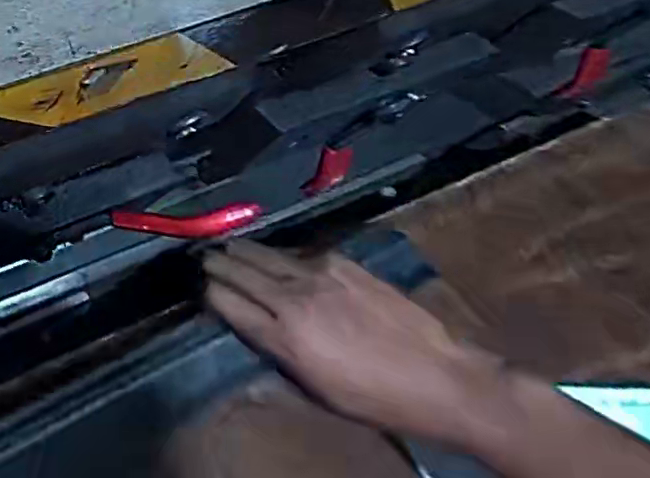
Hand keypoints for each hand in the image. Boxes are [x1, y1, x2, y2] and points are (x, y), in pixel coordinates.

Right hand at [203, 240, 508, 446]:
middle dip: (214, 264)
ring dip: (239, 251)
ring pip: (259, 251)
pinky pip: (293, 250)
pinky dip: (277, 253)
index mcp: (285, 338)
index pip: (224, 300)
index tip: (202, 290)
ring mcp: (314, 273)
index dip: (207, 293)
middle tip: (203, 260)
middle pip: (234, 268)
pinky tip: (276, 257)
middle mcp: (291, 299)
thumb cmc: (379, 399)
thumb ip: (275, 352)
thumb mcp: (319, 390)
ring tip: (227, 249)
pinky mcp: (336, 260)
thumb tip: (245, 326)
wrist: (446, 380)